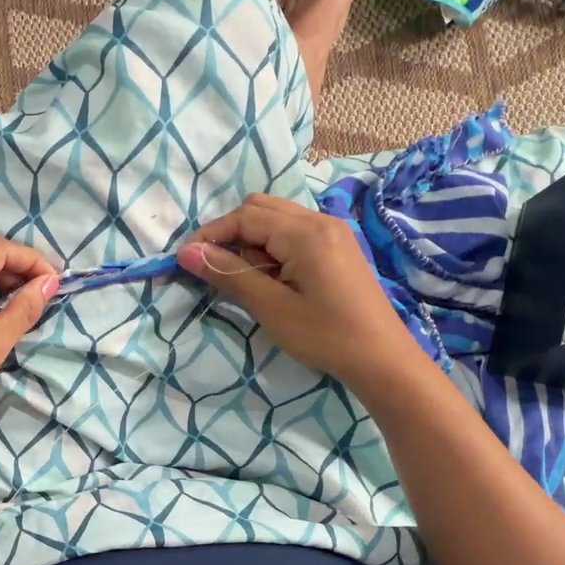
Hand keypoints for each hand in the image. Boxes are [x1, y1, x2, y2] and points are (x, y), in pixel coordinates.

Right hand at [178, 193, 424, 385]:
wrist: (380, 356)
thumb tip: (187, 252)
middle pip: (260, 207)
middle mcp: (320, 220)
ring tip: (237, 276)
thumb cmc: (324, 335)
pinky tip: (266, 277)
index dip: (210, 234)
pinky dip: (270, 246)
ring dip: (249, 239)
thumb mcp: (271, 307)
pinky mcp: (336, 246)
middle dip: (229, 232)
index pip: (246, 216)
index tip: (184, 260)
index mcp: (305, 233)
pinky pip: (293, 232)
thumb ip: (229, 274)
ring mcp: (332, 231)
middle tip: (212, 268)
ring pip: (276, 218)